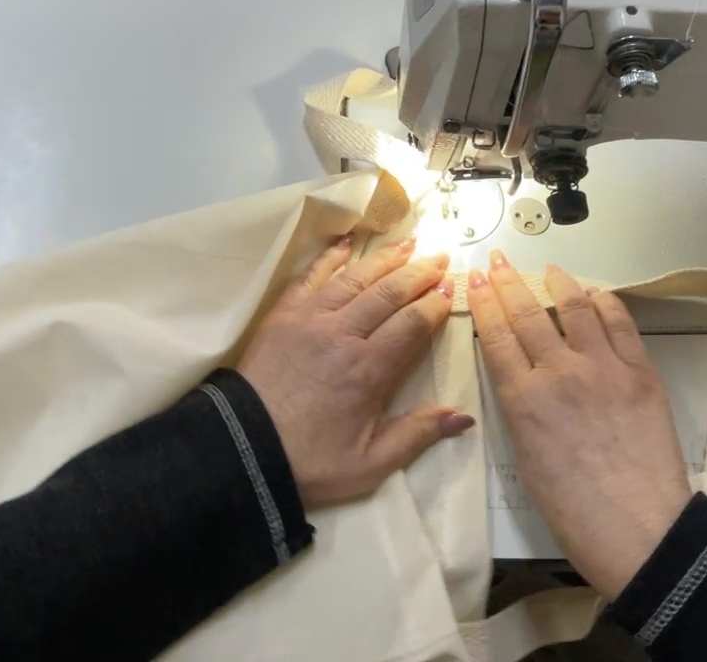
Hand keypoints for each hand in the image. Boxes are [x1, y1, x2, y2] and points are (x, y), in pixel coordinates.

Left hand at [238, 237, 473, 508]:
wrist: (244, 449)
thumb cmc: (310, 459)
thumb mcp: (371, 463)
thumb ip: (417, 435)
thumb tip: (463, 417)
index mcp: (369, 369)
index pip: (411, 324)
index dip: (434, 304)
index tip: (450, 288)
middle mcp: (343, 334)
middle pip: (388, 293)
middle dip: (418, 273)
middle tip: (439, 258)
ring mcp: (311, 319)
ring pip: (355, 279)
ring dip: (383, 259)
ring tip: (406, 244)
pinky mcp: (285, 314)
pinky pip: (312, 277)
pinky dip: (330, 258)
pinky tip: (346, 243)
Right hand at [467, 252, 690, 599]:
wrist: (641, 533)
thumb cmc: (573, 508)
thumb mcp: (524, 454)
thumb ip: (519, 405)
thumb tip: (521, 373)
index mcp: (522, 398)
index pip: (495, 334)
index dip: (481, 301)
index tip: (473, 279)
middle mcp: (558, 372)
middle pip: (526, 313)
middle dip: (507, 281)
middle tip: (497, 262)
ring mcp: (603, 367)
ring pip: (574, 307)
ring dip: (557, 282)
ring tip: (549, 269)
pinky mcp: (640, 372)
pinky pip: (620, 324)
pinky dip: (604, 302)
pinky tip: (594, 294)